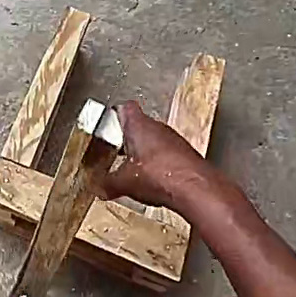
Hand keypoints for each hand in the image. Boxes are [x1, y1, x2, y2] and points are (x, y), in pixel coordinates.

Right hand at [103, 101, 227, 211]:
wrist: (195, 188)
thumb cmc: (161, 174)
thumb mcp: (123, 183)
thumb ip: (108, 183)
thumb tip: (100, 187)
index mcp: (138, 126)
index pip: (125, 108)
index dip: (116, 113)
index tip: (109, 121)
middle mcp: (158, 128)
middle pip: (140, 126)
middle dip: (129, 139)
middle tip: (118, 152)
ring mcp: (175, 140)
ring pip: (156, 140)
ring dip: (146, 152)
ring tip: (136, 170)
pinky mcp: (186, 155)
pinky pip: (169, 155)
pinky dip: (161, 165)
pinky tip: (156, 181)